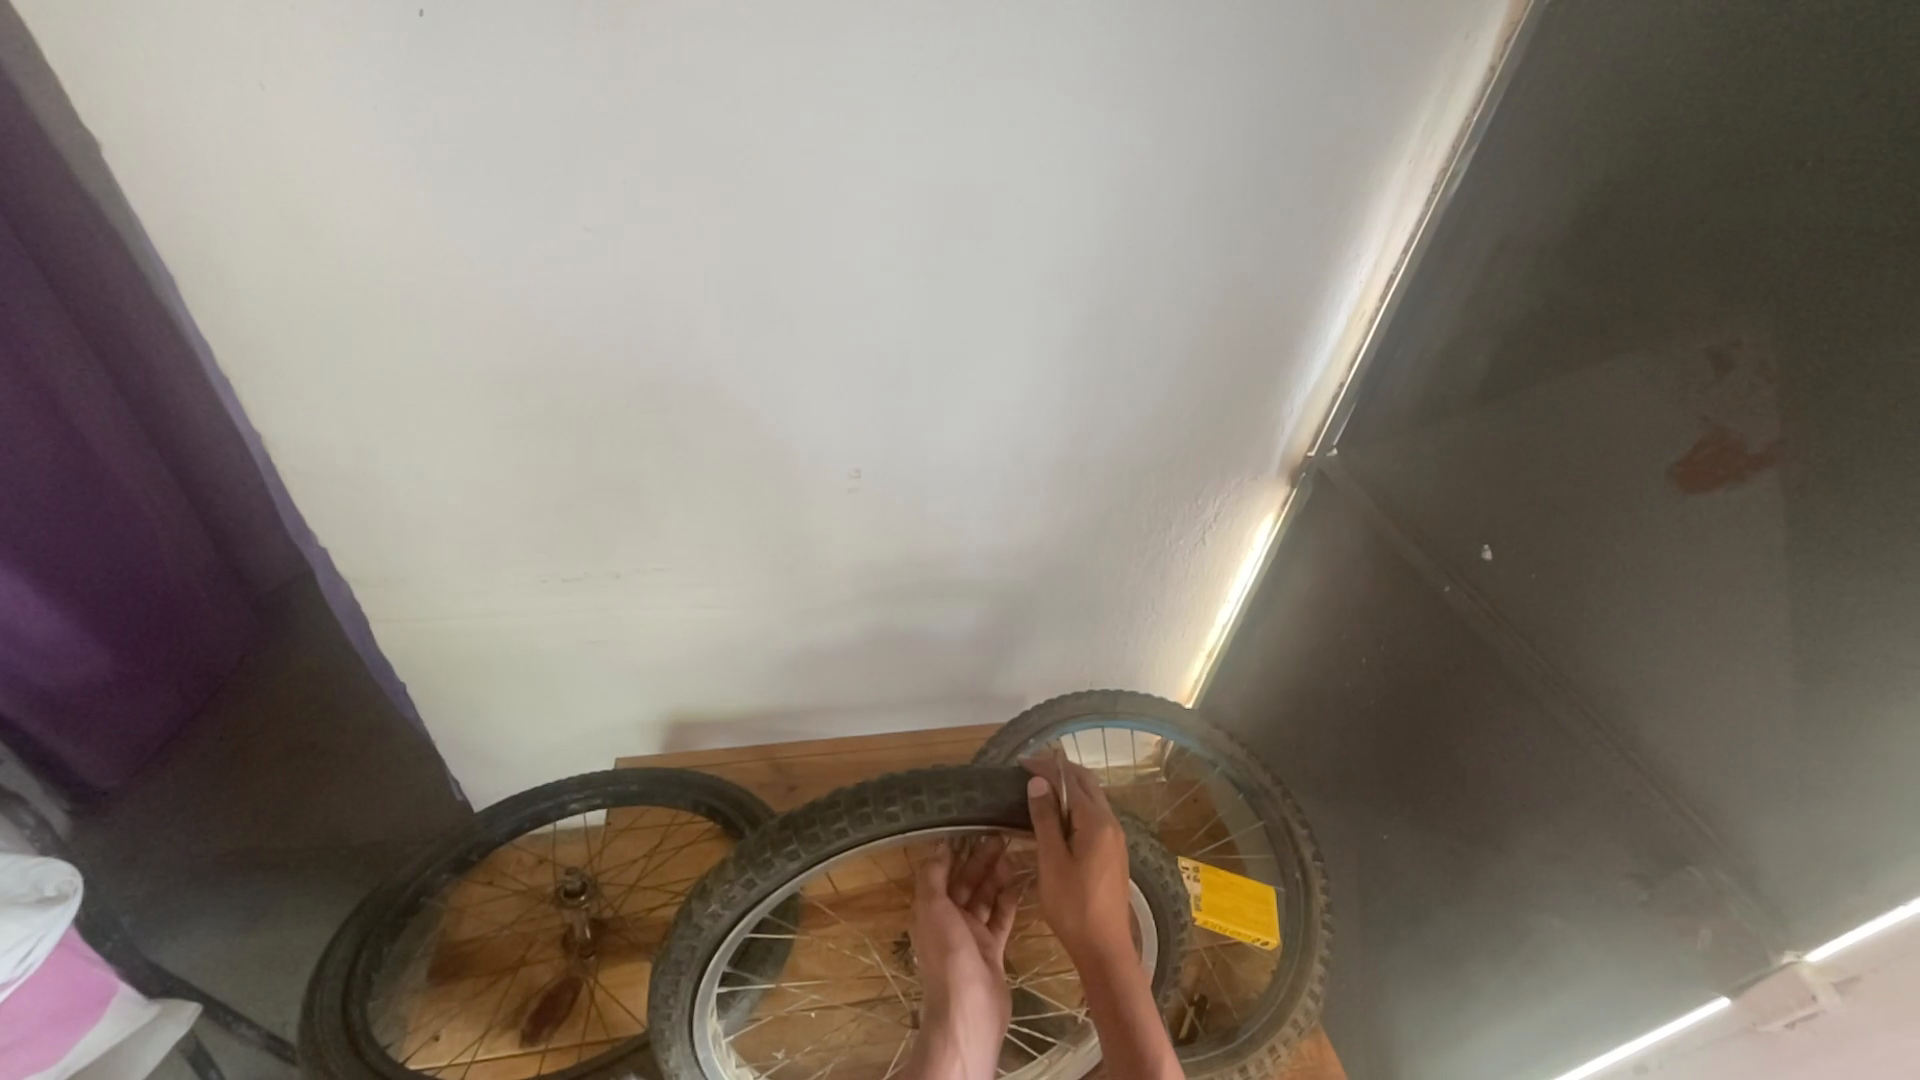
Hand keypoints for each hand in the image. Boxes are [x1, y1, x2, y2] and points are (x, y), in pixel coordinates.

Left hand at [908, 836, 1018, 1079]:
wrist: (969, 1011)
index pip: (944, 873)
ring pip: (985, 898)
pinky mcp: (993, 950)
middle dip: (981, 861)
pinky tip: (1020, 882)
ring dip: (996, 877)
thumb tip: (939, 845)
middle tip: (1001, 837)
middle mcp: (950, 920)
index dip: (957, 852)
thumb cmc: (948, 955)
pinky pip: (1001, 918)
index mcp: (930, 910)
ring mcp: (972, 936)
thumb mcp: (932, 909)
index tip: (974, 829)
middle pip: (967, 883)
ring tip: (1013, 855)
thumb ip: (934, 877)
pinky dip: (1009, 900)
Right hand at [1022, 757, 1135, 967]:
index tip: (1020, 762)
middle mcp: (1111, 823)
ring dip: (1069, 786)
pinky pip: (1094, 815)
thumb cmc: (1073, 906)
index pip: (1070, 780)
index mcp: (1096, 821)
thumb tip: (1038, 782)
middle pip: (1086, 783)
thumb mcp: (1052, 861)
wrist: (1105, 948)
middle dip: (1060, 770)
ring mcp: (1115, 838)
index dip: (1045, 767)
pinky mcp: (1113, 852)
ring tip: (1040, 786)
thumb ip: (1045, 819)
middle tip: (1030, 767)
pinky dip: (1075, 804)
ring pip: (1092, 799)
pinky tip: (1057, 815)